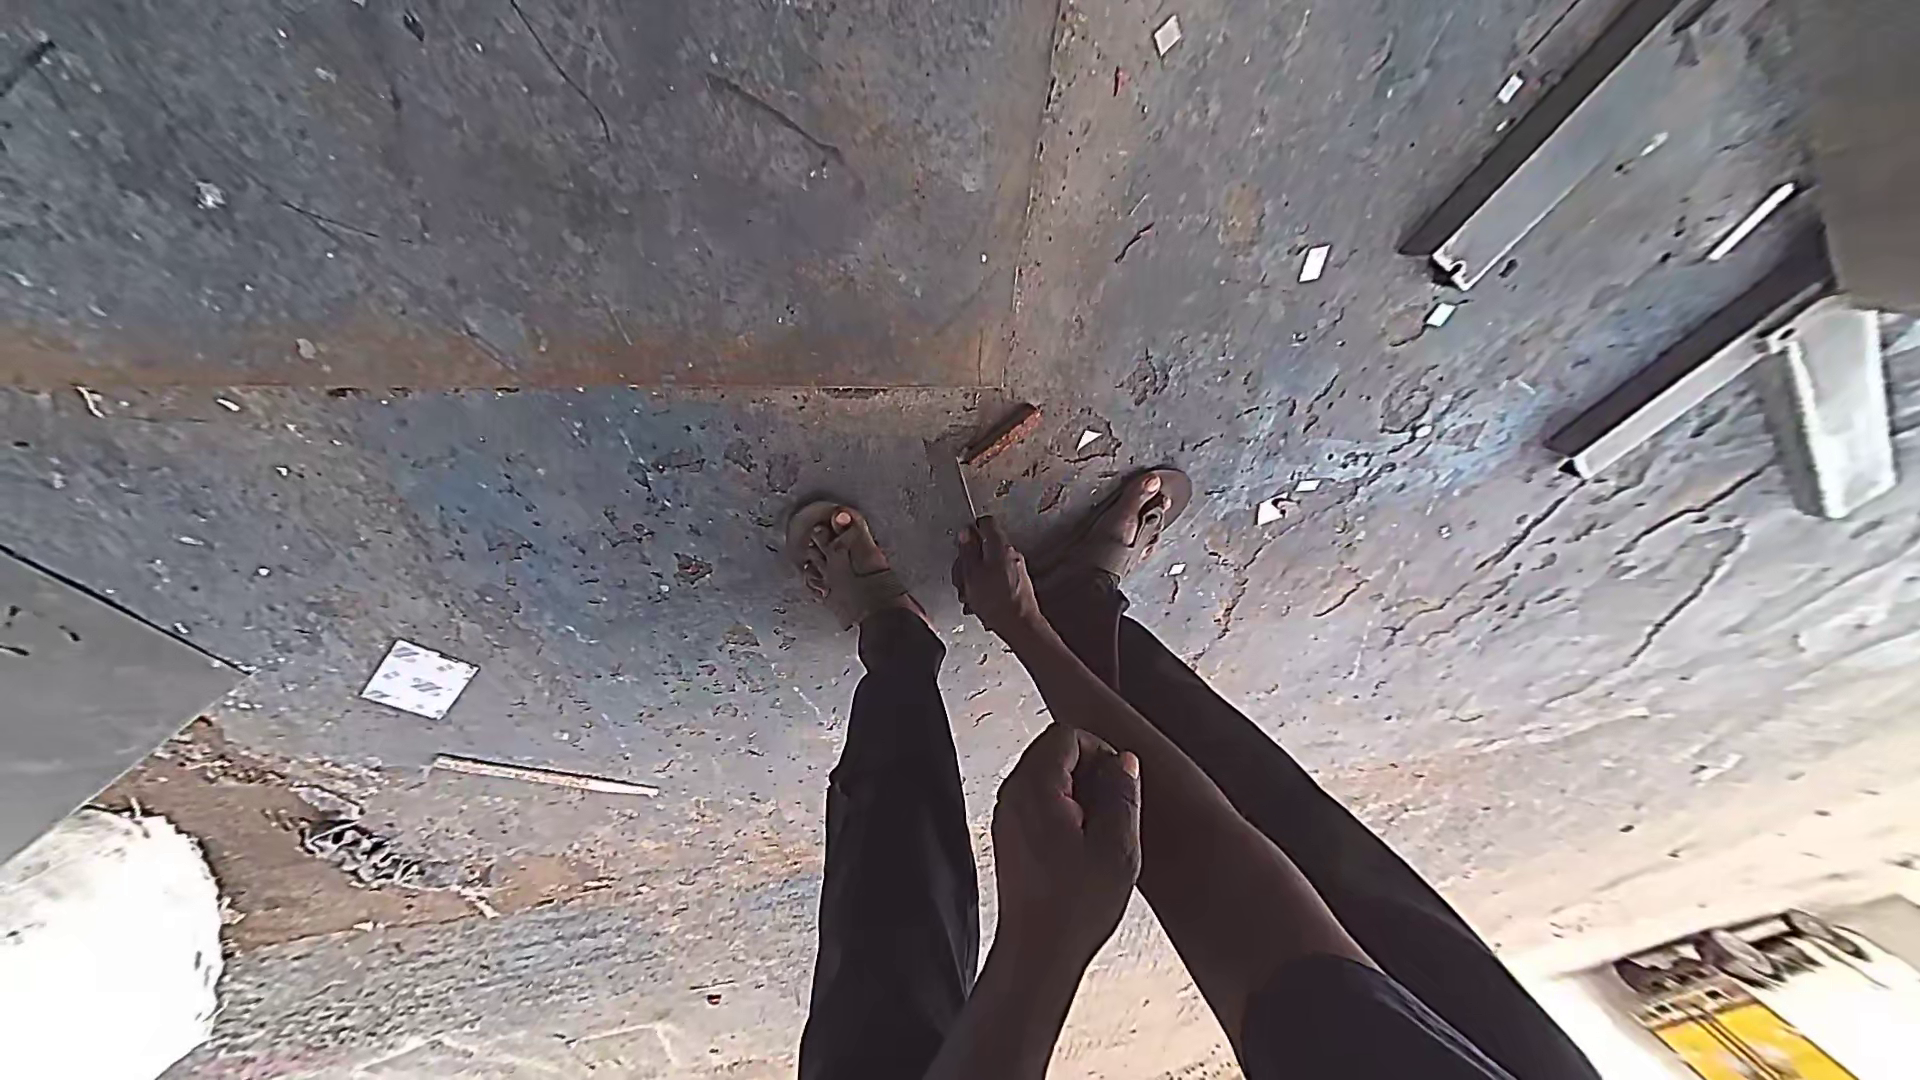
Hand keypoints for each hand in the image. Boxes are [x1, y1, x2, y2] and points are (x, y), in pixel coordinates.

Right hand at [953, 516, 1044, 638]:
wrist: (1019, 624)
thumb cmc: (997, 602)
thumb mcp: (971, 574)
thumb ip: (967, 551)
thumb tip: (965, 534)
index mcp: (1000, 546)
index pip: (986, 523)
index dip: (972, 529)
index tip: (962, 541)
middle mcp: (1011, 554)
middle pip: (985, 547)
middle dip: (969, 561)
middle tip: (961, 578)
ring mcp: (1016, 569)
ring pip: (989, 565)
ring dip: (975, 578)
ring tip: (969, 596)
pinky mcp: (1017, 583)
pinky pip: (996, 579)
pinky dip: (986, 587)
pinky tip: (979, 603)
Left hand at [991, 724, 1142, 967]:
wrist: (1037, 950)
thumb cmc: (1072, 907)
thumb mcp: (1117, 848)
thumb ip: (1122, 795)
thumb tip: (1125, 762)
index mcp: (1035, 788)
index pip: (1065, 735)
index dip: (1099, 749)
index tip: (1118, 776)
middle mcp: (1013, 793)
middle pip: (1052, 748)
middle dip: (1087, 766)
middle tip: (1112, 801)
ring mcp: (1007, 811)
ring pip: (1045, 770)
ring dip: (1076, 785)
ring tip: (1099, 824)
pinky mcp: (1009, 829)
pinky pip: (1036, 794)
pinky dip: (1061, 802)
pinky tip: (1081, 838)